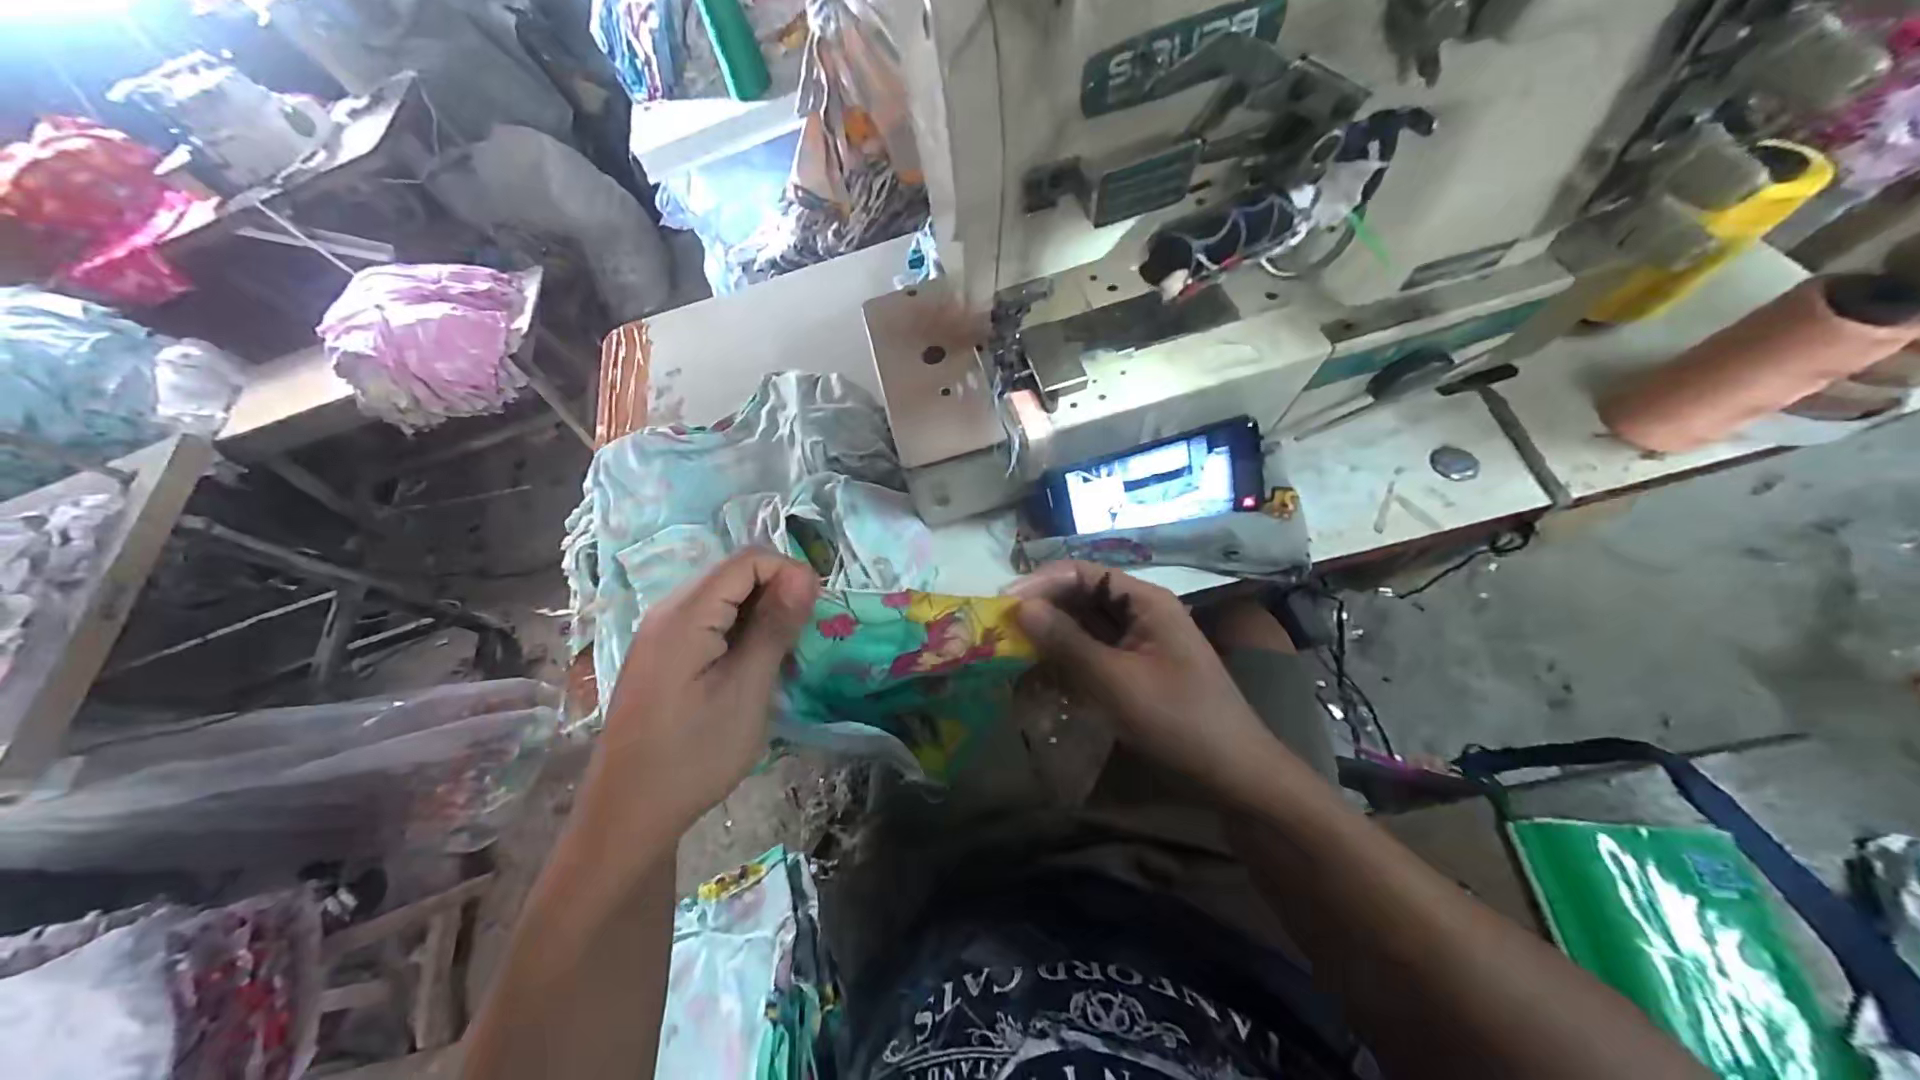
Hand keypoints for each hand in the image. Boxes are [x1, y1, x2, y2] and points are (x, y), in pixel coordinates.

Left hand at [591, 550, 818, 833]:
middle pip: (733, 575)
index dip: (789, 572)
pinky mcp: (661, 656)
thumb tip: (804, 574)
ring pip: (722, 600)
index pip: (747, 560)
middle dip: (776, 593)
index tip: (814, 613)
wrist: (630, 812)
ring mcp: (660, 634)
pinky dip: (738, 633)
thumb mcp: (746, 689)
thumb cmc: (694, 753)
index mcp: (685, 614)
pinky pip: (708, 624)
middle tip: (801, 640)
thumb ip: (774, 626)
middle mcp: (667, 612)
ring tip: (780, 657)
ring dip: (759, 615)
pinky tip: (750, 668)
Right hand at [1009, 561, 1289, 798]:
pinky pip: (1093, 654)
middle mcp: (1142, 613)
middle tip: (1000, 630)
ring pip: (1084, 627)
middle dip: (1042, 611)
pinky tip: (1042, 676)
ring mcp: (1140, 642)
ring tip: (1013, 652)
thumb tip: (1021, 607)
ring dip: (1051, 637)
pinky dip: (1067, 661)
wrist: (1233, 774)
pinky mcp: (1135, 670)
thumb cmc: (1178, 720)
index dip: (1040, 584)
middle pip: (1082, 597)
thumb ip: (1067, 642)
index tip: (1002, 605)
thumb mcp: (1116, 680)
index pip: (1083, 573)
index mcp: (1145, 601)